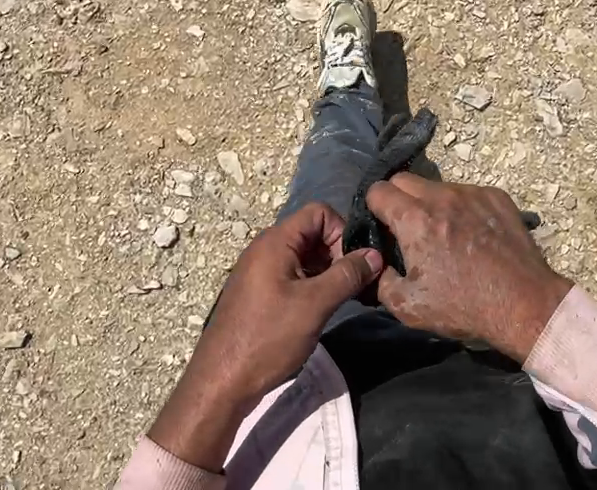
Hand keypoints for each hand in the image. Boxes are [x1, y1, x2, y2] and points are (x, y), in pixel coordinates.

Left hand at [147, 203, 382, 470]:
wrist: (221, 382)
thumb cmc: (268, 337)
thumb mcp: (315, 304)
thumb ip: (347, 275)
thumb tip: (375, 254)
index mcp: (276, 241)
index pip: (320, 212)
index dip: (342, 232)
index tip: (353, 264)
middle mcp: (266, 248)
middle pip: (313, 233)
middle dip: (339, 253)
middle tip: (355, 285)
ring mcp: (261, 271)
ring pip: (305, 256)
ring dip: (328, 271)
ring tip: (345, 298)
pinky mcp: (260, 292)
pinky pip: (294, 274)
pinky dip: (313, 284)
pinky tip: (323, 309)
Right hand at [366, 173, 573, 362]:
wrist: (522, 302)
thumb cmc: (463, 306)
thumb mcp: (408, 307)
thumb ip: (381, 281)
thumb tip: (377, 264)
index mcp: (415, 218)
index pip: (378, 190)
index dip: (374, 208)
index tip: (383, 228)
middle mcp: (441, 196)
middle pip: (404, 180)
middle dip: (398, 199)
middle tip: (407, 228)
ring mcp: (471, 192)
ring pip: (437, 186)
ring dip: (431, 203)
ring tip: (444, 233)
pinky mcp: (495, 196)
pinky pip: (467, 192)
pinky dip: (461, 207)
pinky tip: (472, 234)